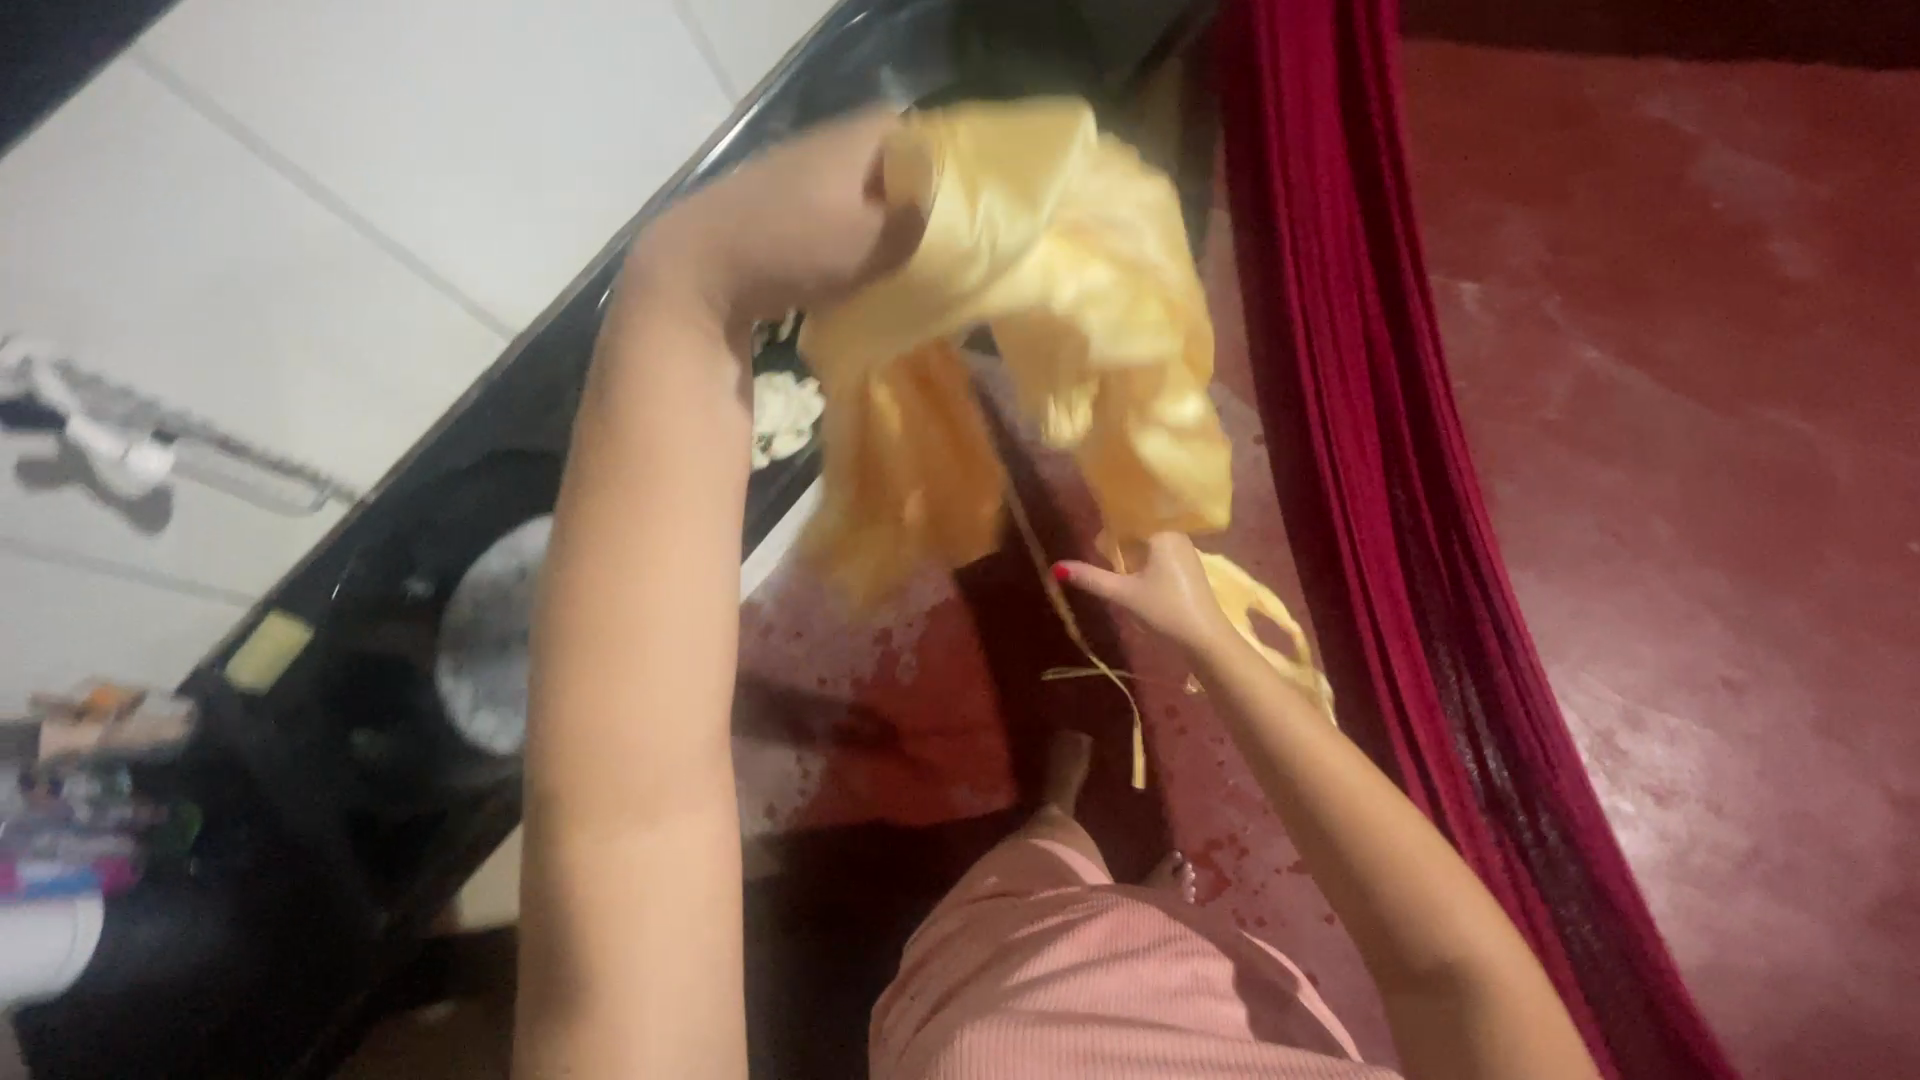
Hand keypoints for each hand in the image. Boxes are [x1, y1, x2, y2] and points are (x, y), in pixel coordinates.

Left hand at [622, 106, 924, 334]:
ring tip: (892, 268)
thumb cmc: (795, 246)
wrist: (702, 268)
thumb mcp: (874, 242)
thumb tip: (946, 228)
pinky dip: (843, 243)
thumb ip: (919, 230)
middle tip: (930, 252)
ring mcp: (798, 176)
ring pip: (858, 199)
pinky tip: (847, 275)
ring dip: (874, 231)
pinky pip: (828, 220)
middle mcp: (829, 145)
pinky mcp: (776, 209)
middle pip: (891, 172)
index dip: (943, 181)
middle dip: (909, 210)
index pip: (924, 142)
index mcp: (860, 138)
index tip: (956, 222)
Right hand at [1053, 533, 1235, 655]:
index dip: (1110, 521)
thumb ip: (1091, 578)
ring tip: (1112, 560)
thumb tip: (1056, 567)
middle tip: (1099, 550)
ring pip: (1150, 539)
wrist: (1204, 637)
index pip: (1131, 514)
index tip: (1094, 533)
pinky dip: (1144, 556)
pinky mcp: (1187, 566)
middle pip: (1140, 526)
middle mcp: (1177, 534)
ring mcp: (1185, 550)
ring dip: (1131, 548)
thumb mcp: (1123, 594)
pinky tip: (1133, 571)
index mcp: (1163, 532)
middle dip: (1119, 537)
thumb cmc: (1165, 610)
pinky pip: (1160, 550)